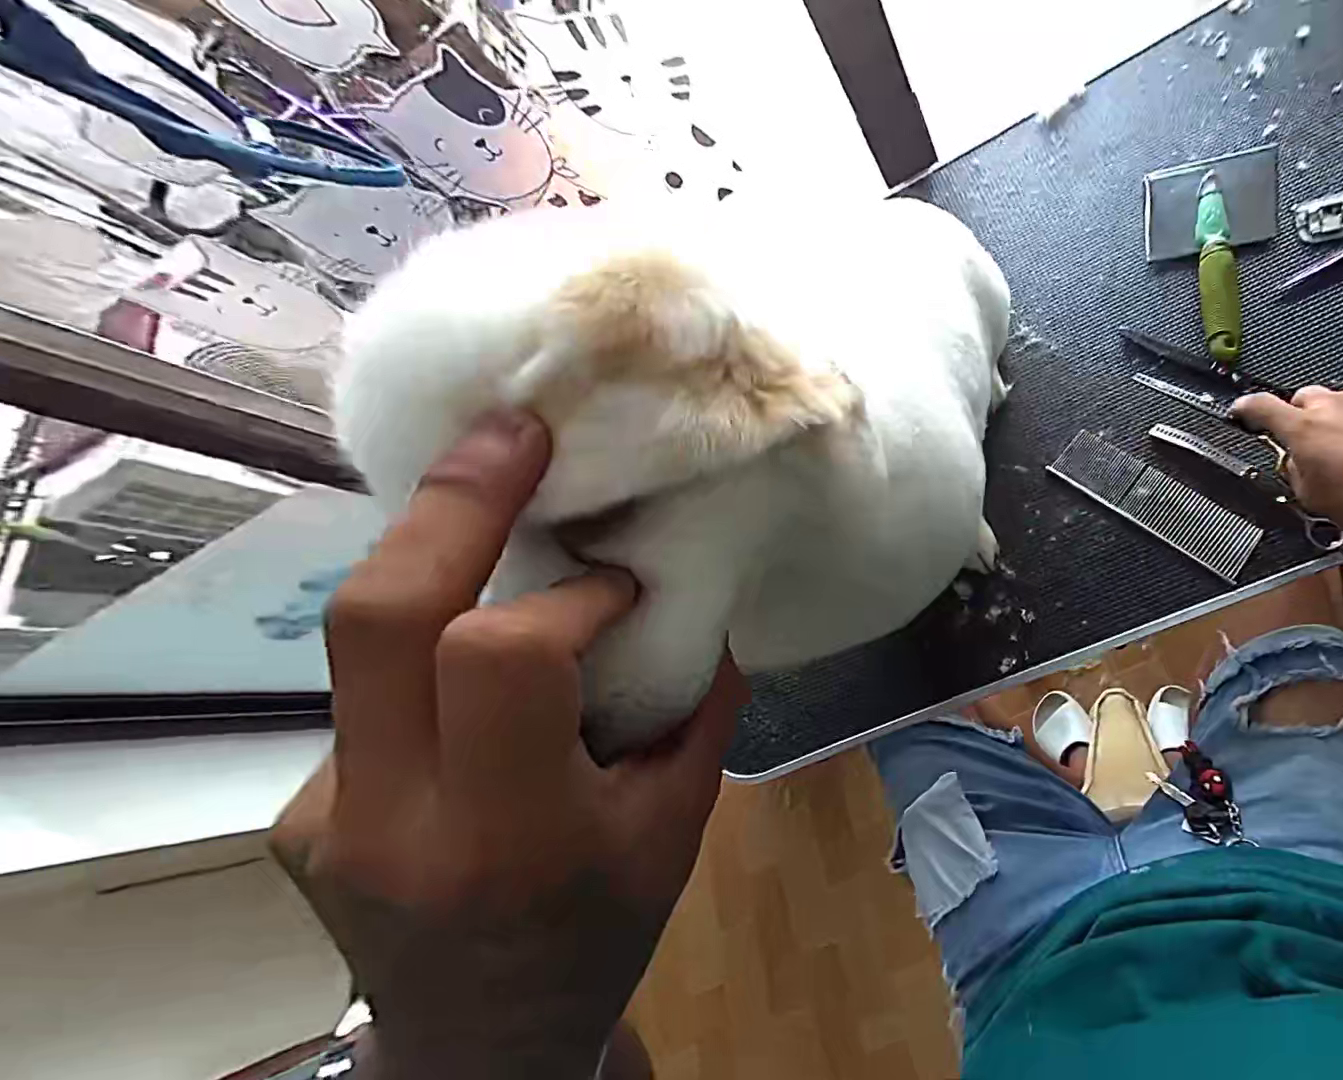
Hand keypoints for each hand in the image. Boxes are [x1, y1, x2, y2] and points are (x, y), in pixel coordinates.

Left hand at [271, 409, 745, 1079]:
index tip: (625, 581)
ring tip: (499, 498)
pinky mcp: (305, 800)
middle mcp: (390, 814)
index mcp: (509, 830)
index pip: (506, 659)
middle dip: (454, 505)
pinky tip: (482, 631)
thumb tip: (698, 609)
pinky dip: (437, 628)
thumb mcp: (678, 828)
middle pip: (380, 618)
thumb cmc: (603, 930)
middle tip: (513, 434)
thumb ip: (696, 713)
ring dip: (439, 550)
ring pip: (362, 636)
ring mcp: (325, 807)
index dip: (574, 596)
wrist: (482, 1041)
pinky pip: (372, 679)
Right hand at [1233, 386, 1342, 554]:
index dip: (1246, 409)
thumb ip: (1296, 473)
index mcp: (1304, 429)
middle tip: (1320, 451)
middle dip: (1309, 421)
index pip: (1260, 407)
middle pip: (1308, 401)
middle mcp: (1337, 405)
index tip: (1242, 410)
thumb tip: (1298, 462)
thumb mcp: (1315, 500)